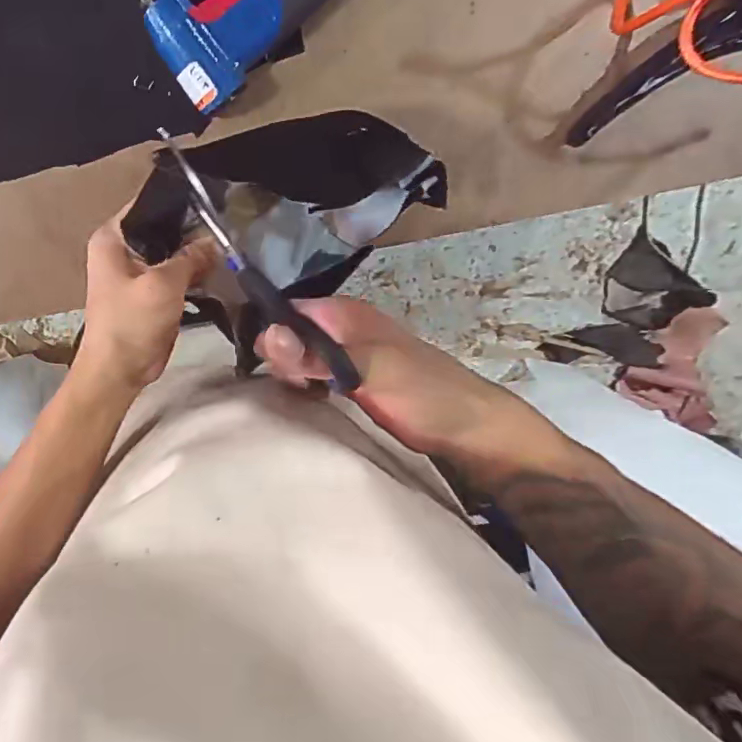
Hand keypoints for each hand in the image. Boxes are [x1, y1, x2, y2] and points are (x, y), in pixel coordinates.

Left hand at [76, 210, 215, 391]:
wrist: (118, 371)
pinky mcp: (149, 292)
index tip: (213, 196)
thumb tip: (214, 240)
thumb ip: (191, 256)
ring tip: (229, 244)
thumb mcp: (164, 284)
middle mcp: (120, 249)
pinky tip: (218, 269)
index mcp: (112, 237)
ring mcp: (135, 271)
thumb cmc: (131, 322)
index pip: (148, 204)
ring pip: (172, 251)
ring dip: (195, 254)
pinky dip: (192, 273)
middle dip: (192, 228)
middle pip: (163, 227)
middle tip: (229, 222)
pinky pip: (175, 273)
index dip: (179, 199)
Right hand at [257, 297, 571, 479]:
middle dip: (282, 359)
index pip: (287, 310)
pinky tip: (310, 402)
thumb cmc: (425, 392)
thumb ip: (317, 355)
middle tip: (298, 386)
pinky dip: (305, 388)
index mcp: (343, 314)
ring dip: (292, 376)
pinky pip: (312, 376)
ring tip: (304, 397)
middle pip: (288, 335)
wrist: (474, 431)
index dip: (272, 333)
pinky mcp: (350, 380)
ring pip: (298, 357)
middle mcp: (340, 328)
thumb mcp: (369, 369)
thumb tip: (267, 336)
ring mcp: (346, 355)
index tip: (270, 365)